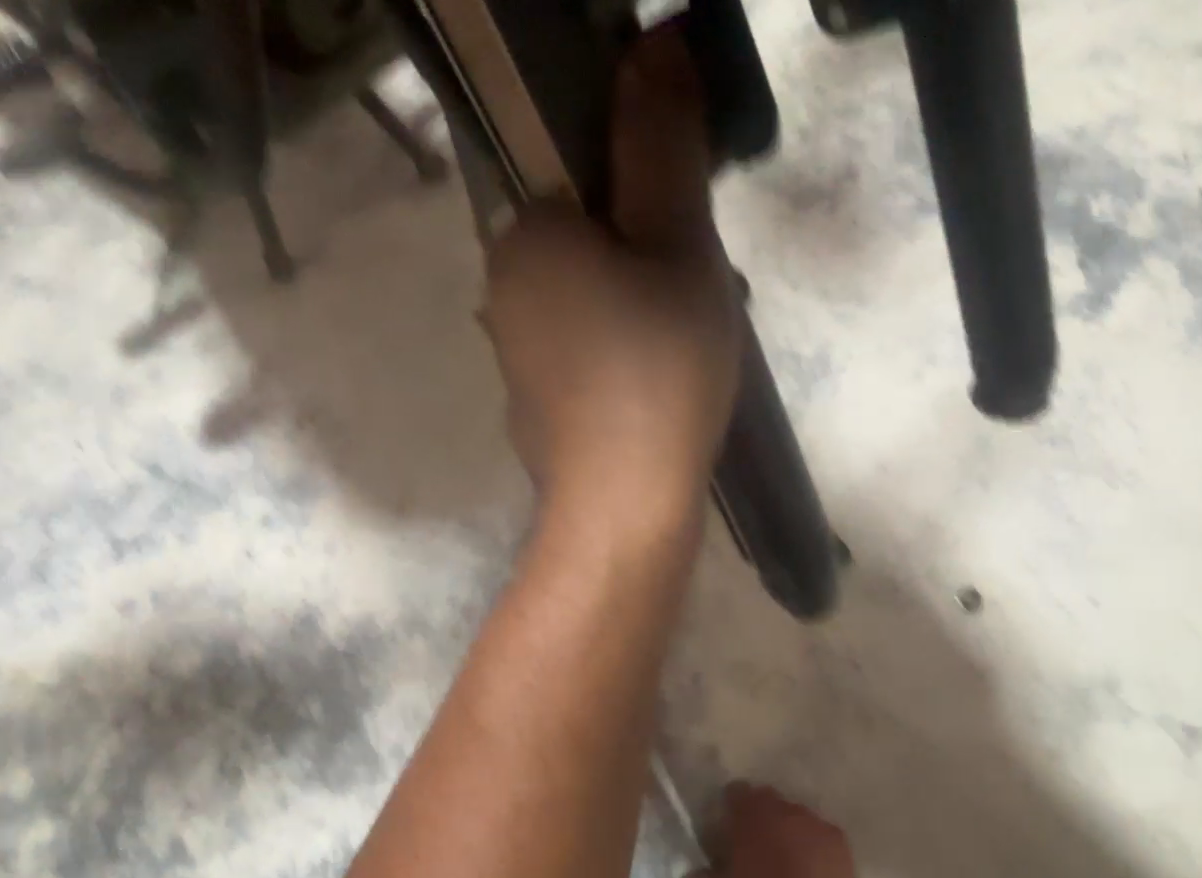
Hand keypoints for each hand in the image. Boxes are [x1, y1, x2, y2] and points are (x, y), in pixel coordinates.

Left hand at [484, 29, 742, 530]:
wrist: (624, 508)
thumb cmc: (657, 367)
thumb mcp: (676, 244)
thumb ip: (661, 144)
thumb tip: (654, 41)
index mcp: (522, 234)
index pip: (577, 171)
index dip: (642, 188)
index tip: (687, 230)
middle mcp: (500, 287)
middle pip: (586, 236)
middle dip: (647, 249)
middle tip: (701, 291)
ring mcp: (513, 352)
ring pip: (590, 295)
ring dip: (641, 300)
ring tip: (691, 339)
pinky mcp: (534, 401)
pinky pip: (584, 346)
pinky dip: (622, 349)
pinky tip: (660, 380)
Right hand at [685, 783, 869, 877]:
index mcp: (751, 816)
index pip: (734, 793)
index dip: (728, 808)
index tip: (724, 831)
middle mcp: (783, 809)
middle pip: (766, 800)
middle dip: (757, 817)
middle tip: (750, 847)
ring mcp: (814, 821)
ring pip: (793, 815)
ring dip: (784, 829)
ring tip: (781, 861)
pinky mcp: (838, 839)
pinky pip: (816, 832)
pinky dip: (809, 843)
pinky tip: (808, 870)